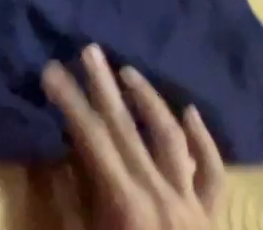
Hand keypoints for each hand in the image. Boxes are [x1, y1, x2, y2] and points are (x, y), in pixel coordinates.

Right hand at [42, 45, 225, 229]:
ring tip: (129, 71)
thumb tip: (51, 153)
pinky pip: (213, 174)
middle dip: (104, 86)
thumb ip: (66, 199)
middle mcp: (162, 196)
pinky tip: (190, 113)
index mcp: (125, 202)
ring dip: (149, 102)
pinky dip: (203, 142)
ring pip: (173, 141)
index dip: (69, 100)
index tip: (50, 68)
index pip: (90, 136)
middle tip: (88, 49)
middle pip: (127, 129)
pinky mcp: (213, 219)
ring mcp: (193, 207)